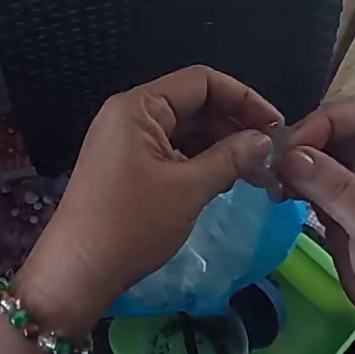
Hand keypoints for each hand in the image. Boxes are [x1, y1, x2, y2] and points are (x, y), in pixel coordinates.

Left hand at [16, 66, 282, 333]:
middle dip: (234, 127)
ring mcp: (125, 142)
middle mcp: (129, 115)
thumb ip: (231, 157)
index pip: (202, 82)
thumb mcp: (189, 189)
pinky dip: (199, 163)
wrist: (78, 271)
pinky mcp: (126, 166)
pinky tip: (225, 181)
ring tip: (255, 175)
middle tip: (270, 159)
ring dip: (220, 148)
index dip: (244, 99)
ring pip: (185, 131)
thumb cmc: (131, 225)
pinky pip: (170, 152)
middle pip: (194, 105)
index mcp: (138, 107)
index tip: (276, 128)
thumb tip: (266, 140)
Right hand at [277, 99, 354, 353]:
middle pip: (342, 133)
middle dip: (306, 142)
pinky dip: (296, 185)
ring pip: (326, 157)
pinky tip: (278, 195)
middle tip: (271, 166)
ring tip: (271, 182)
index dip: (327, 122)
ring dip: (297, 164)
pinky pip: (318, 184)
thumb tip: (290, 154)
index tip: (291, 148)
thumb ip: (339, 191)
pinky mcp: (349, 211)